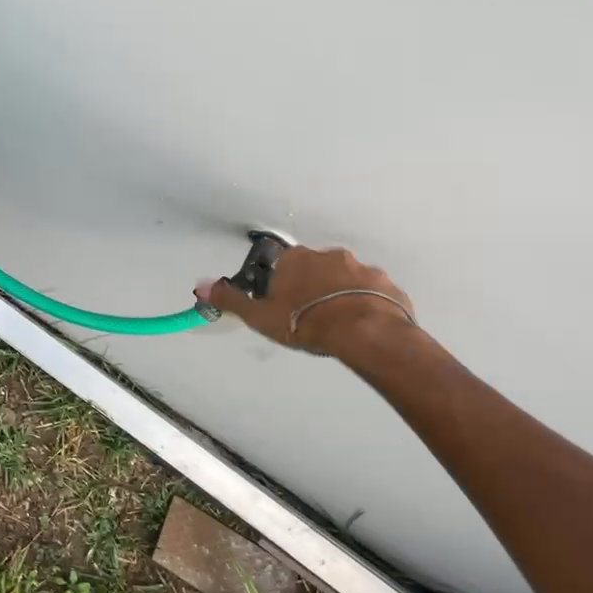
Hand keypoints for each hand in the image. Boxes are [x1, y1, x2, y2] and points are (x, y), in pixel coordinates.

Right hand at [196, 245, 415, 358]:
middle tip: (312, 311)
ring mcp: (365, 270)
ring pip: (349, 279)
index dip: (283, 281)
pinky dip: (370, 304)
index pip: (284, 261)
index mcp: (296, 258)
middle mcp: (330, 256)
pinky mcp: (392, 288)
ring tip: (341, 321)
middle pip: (318, 267)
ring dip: (343, 293)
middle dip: (315, 284)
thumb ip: (230, 299)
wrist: (367, 336)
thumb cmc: (306, 321)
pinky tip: (365, 325)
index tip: (284, 300)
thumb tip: (199, 287)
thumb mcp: (259, 315)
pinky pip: (376, 293)